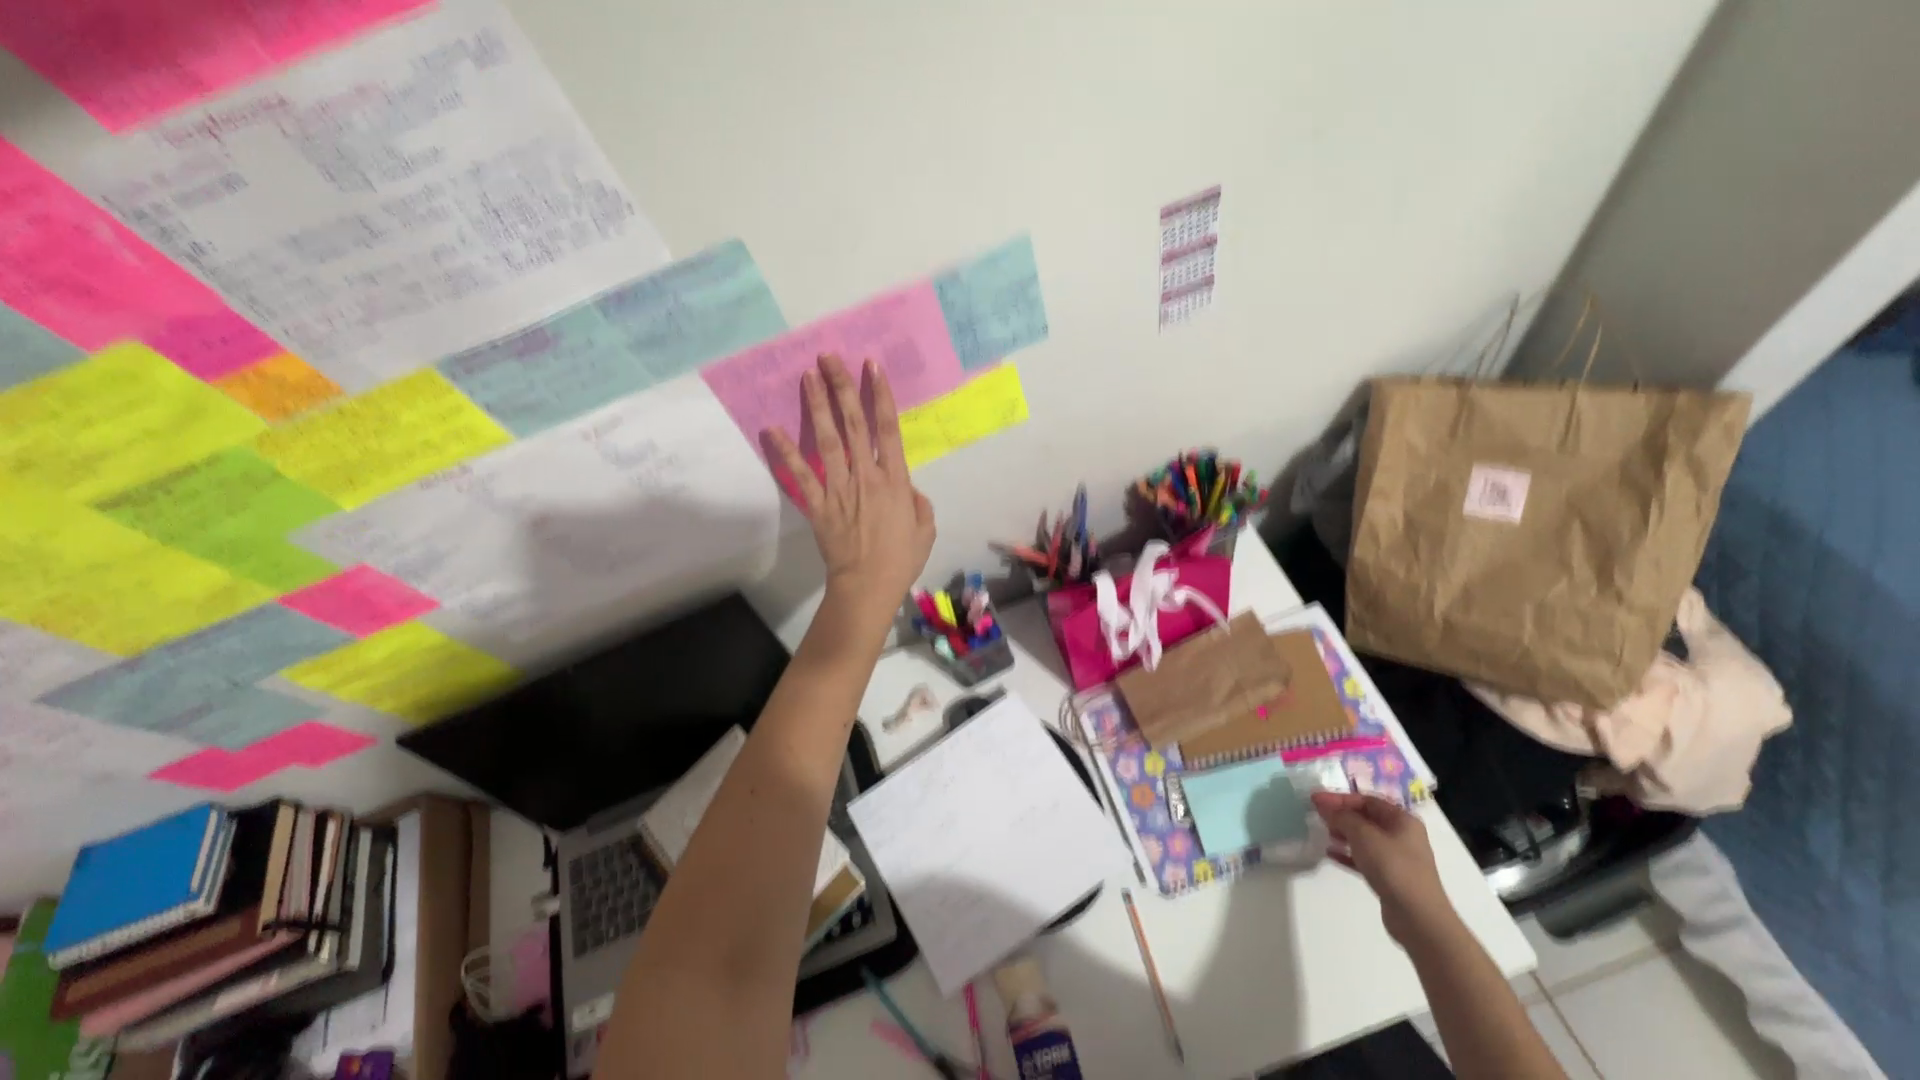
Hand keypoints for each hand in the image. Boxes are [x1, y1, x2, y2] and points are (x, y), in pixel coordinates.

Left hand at [766, 355, 935, 606]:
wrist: (868, 586)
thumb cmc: (901, 560)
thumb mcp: (925, 528)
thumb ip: (917, 501)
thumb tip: (906, 487)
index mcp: (894, 480)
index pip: (887, 428)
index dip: (880, 394)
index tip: (871, 366)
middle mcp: (866, 476)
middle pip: (853, 424)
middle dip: (842, 388)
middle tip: (829, 358)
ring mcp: (839, 489)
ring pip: (827, 440)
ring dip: (816, 407)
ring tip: (807, 377)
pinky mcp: (818, 505)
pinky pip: (800, 476)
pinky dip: (785, 453)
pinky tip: (771, 430)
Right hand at [1311, 792, 1456, 948]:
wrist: (1418, 917)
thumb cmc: (1393, 867)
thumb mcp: (1364, 836)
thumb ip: (1342, 817)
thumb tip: (1323, 803)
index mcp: (1402, 819)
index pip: (1367, 800)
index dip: (1339, 798)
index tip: (1314, 800)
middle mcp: (1402, 835)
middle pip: (1366, 818)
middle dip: (1341, 815)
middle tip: (1316, 816)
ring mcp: (1397, 857)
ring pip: (1364, 838)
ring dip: (1342, 834)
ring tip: (1322, 833)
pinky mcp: (1389, 877)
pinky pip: (1364, 858)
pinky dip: (1347, 854)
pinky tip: (1329, 854)